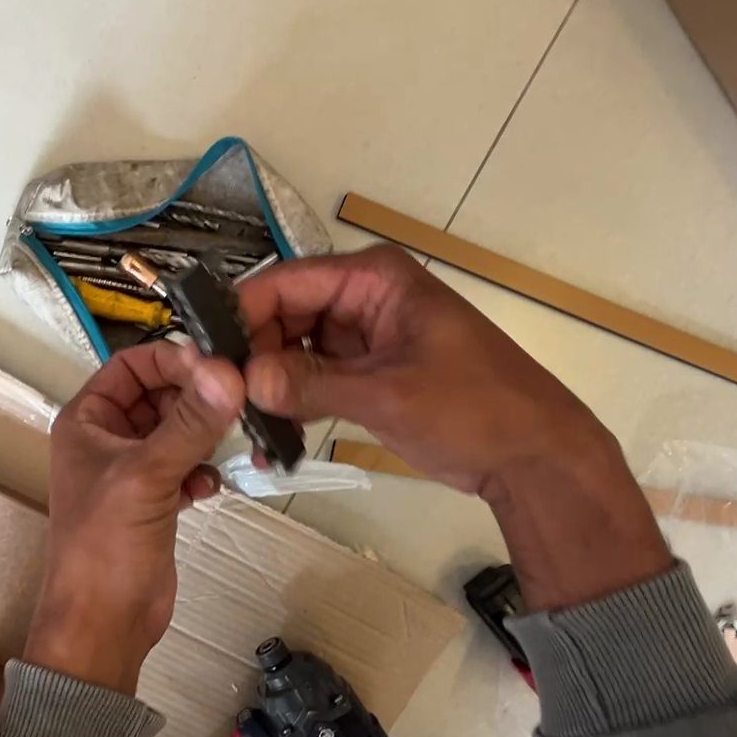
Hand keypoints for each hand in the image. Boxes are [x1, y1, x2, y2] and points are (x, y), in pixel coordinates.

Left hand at [25, 341, 244, 693]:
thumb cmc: (106, 545)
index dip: (173, 360)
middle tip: (236, 405)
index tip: (219, 366)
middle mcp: (107, 439)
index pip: (132, 365)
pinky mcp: (155, 500)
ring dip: (203, 437)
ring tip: (227, 448)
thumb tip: (229, 372)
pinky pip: (186, 466)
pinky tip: (209, 487)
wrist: (105, 622)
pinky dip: (201, 471)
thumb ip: (189, 423)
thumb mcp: (147, 476)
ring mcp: (132, 471)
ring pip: (178, 432)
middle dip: (196, 400)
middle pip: (160, 396)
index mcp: (87, 421)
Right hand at [238, 246, 671, 609]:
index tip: (206, 356)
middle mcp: (362, 300)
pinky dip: (292, 406)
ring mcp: (362, 339)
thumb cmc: (473, 408)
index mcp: (374, 280)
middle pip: (283, 317)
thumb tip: (244, 380)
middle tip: (225, 402)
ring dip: (269, 388)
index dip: (243, 315)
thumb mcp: (388, 394)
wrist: (529, 456)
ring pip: (292, 352)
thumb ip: (312, 384)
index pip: (288, 282)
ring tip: (247, 428)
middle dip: (254, 358)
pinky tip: (274, 442)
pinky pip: (312, 381)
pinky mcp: (363, 375)